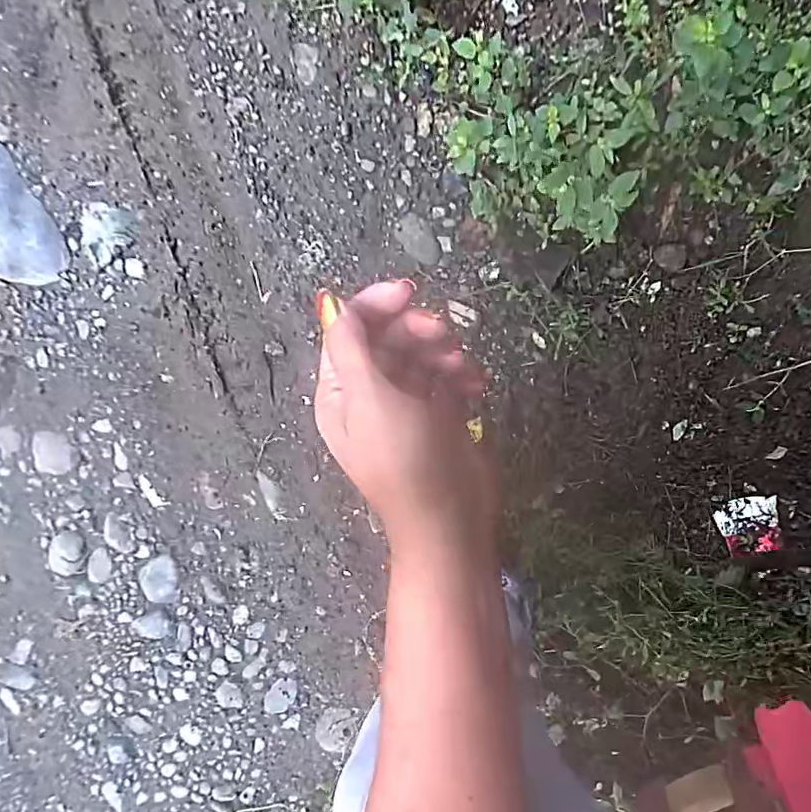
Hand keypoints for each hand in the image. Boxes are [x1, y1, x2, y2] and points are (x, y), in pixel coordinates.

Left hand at [314, 281, 493, 549]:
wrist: (449, 519)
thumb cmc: (404, 462)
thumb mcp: (369, 401)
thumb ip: (350, 347)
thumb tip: (333, 304)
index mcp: (341, 392)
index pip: (350, 331)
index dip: (376, 305)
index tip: (410, 292)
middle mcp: (370, 395)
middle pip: (389, 338)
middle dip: (416, 329)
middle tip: (444, 334)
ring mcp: (407, 405)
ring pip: (422, 354)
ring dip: (444, 350)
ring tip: (463, 365)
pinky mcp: (439, 415)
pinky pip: (447, 377)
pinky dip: (462, 373)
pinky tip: (477, 383)